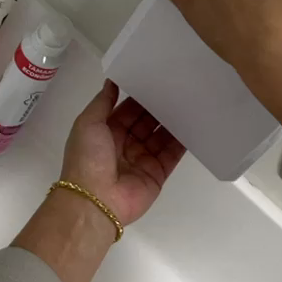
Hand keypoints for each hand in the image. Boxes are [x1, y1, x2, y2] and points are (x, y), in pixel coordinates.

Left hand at [58, 79, 184, 226]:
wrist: (95, 201)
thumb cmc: (88, 158)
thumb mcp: (88, 123)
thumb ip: (102, 102)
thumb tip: (112, 80)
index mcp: (105, 132)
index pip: (127, 110)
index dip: (139, 96)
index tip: (155, 80)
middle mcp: (124, 145)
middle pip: (145, 122)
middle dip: (158, 107)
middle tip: (177, 88)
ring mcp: (142, 159)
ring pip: (160, 136)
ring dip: (172, 121)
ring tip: (188, 101)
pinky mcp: (157, 174)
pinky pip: (172, 154)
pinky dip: (182, 141)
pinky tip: (193, 124)